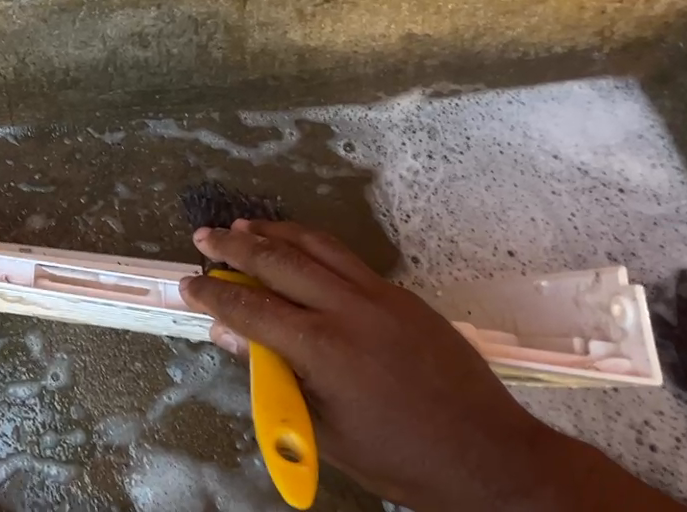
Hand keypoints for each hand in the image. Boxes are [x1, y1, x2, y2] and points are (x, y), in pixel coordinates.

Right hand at [178, 220, 686, 511]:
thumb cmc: (403, 460)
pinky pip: (344, 256)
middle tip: (203, 237)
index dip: (214, 294)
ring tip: (241, 226)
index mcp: (324, 350)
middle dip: (233, 246)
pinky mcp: (402, 295)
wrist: (497, 460)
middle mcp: (348, 310)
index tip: (188, 285)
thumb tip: (227, 335)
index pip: (251, 308)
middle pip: (277, 261)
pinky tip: (294, 246)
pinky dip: (309, 243)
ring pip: (313, 245)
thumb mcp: (326, 432)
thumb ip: (274, 377)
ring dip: (271, 232)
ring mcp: (379, 296)